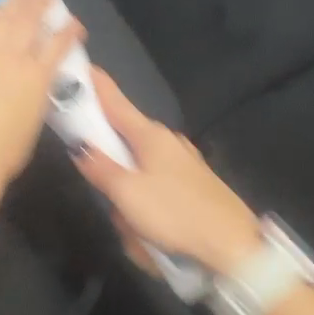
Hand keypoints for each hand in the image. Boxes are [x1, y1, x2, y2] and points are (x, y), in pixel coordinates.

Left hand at [0, 0, 84, 192]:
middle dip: (39, 4)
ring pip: (1, 18)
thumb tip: (34, 89)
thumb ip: (35, 100)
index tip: (74, 22)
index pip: (59, 45)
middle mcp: (13, 59)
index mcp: (38, 79)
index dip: (68, 30)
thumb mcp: (32, 126)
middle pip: (29, 22)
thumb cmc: (2, 157)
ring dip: (12, 1)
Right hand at [71, 67, 262, 276]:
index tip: (80, 68)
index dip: (95, 86)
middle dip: (112, 182)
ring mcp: (181, 167)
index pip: (115, 102)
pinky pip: (154, 202)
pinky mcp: (191, 190)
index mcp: (151, 136)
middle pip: (122, 151)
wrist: (233, 247)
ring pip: (136, 183)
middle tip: (117, 207)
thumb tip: (80, 145)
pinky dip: (149, 222)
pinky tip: (157, 242)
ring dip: (131, 212)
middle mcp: (167, 144)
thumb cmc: (176, 213)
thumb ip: (101, 168)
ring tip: (142, 235)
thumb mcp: (128, 193)